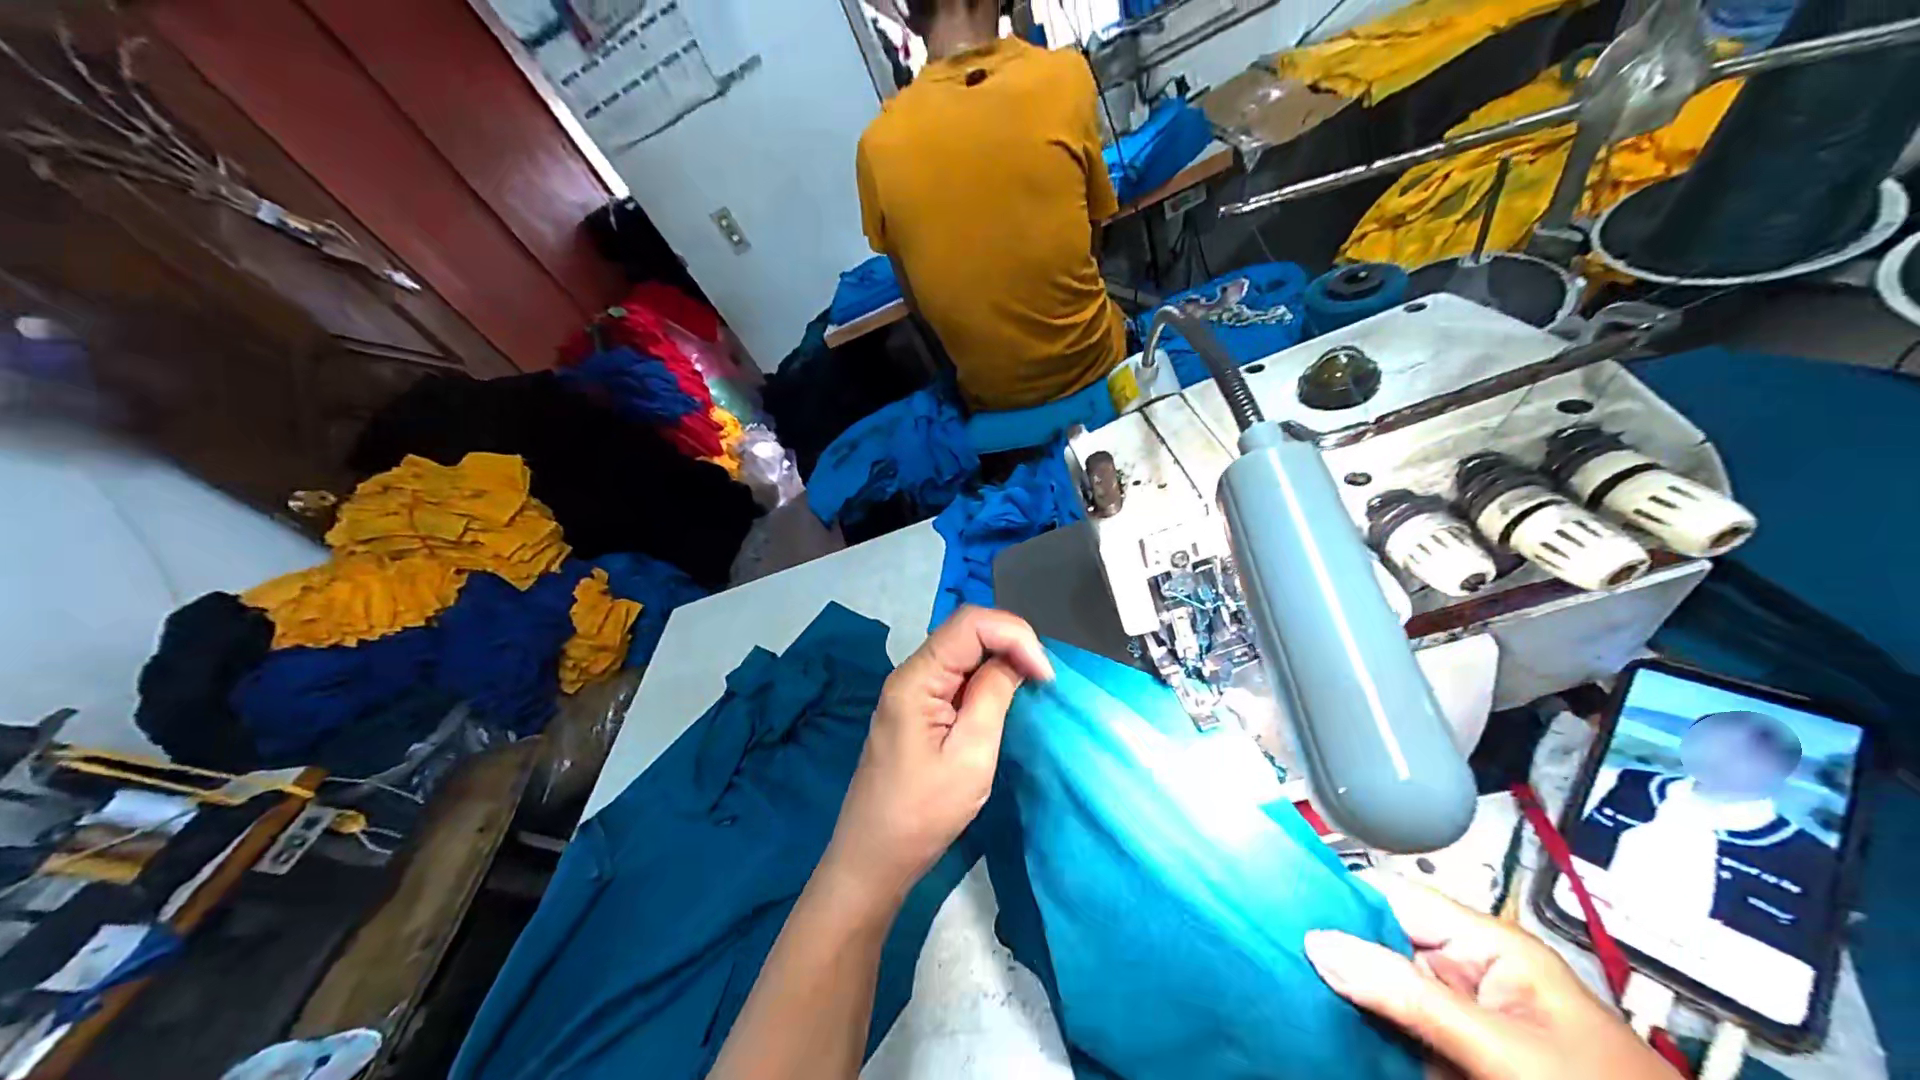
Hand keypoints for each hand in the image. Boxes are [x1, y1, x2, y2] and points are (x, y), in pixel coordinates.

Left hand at [819, 606, 1052, 909]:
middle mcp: (909, 675)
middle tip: (1042, 681)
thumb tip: (1016, 658)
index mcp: (916, 678)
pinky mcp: (916, 710)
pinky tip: (1002, 700)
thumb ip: (993, 696)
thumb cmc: (922, 814)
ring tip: (1029, 688)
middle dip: (1010, 644)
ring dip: (1000, 661)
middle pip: (965, 632)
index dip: (1014, 635)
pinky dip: (985, 680)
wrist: (873, 858)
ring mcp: (910, 692)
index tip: (1044, 676)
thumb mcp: (970, 756)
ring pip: (962, 653)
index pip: (970, 623)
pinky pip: (955, 678)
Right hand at [1306, 872, 1677, 1079]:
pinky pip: (1395, 1036)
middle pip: (1381, 948)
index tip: (1282, 908)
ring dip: (1342, 997)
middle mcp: (1469, 977)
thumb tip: (1320, 944)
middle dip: (1333, 954)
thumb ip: (1409, 994)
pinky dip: (1363, 1036)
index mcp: (1489, 949)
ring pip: (1382, 995)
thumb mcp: (1503, 1049)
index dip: (1338, 899)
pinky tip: (1324, 1034)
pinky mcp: (1456, 1065)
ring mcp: (1463, 1025)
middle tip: (1275, 956)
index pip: (1395, 901)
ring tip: (1286, 989)